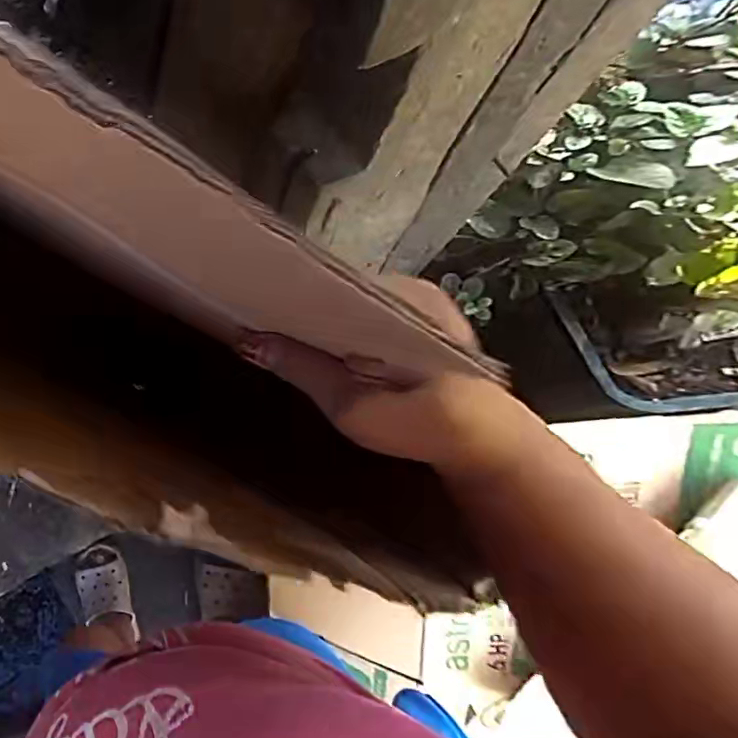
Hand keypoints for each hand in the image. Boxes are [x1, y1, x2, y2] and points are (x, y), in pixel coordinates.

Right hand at [238, 276, 532, 475]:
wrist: (491, 452)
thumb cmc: (423, 426)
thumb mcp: (349, 402)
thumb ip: (299, 367)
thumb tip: (246, 341)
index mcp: (401, 297)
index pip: (326, 285)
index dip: (287, 298)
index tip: (250, 307)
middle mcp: (415, 295)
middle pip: (337, 296)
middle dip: (302, 313)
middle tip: (257, 325)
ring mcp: (425, 312)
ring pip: (352, 310)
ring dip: (321, 325)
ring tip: (278, 336)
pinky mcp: (426, 333)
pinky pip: (368, 322)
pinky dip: (341, 335)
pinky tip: (317, 350)